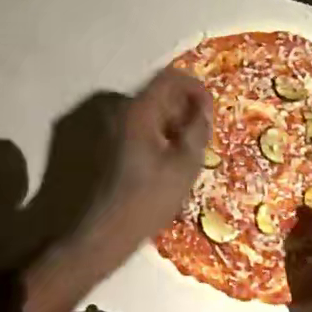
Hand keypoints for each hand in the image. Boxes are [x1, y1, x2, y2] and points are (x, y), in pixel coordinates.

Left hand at [104, 67, 211, 237]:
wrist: (102, 234)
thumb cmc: (147, 199)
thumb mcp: (185, 164)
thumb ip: (198, 129)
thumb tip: (203, 109)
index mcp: (138, 110)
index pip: (170, 78)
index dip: (195, 87)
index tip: (209, 110)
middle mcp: (119, 110)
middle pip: (158, 93)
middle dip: (183, 107)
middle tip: (200, 133)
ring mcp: (108, 127)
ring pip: (147, 111)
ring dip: (169, 122)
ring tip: (185, 150)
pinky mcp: (102, 144)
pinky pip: (135, 127)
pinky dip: (154, 134)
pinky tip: (163, 161)